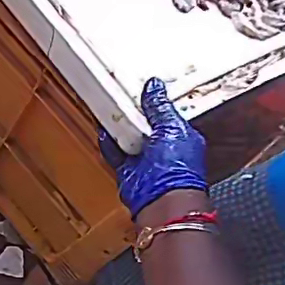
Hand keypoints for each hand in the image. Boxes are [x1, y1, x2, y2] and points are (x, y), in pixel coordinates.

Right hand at [99, 78, 206, 215]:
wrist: (161, 199)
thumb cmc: (176, 168)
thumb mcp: (171, 128)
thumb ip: (160, 107)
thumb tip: (154, 86)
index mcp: (180, 136)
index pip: (167, 114)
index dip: (155, 103)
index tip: (143, 91)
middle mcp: (162, 148)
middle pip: (145, 125)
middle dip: (134, 114)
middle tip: (122, 98)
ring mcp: (144, 160)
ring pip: (128, 138)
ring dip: (119, 127)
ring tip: (110, 111)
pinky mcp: (127, 171)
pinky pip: (114, 153)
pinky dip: (108, 143)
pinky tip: (103, 132)